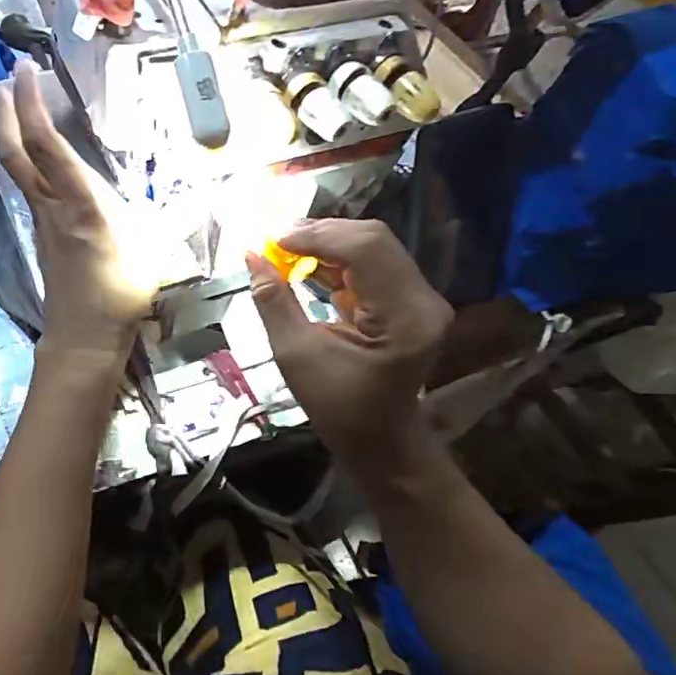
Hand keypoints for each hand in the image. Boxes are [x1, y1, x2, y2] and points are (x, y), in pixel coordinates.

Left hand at [0, 59, 154, 362]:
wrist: (83, 337)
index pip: (48, 146)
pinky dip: (27, 161)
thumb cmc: (121, 294)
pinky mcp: (42, 235)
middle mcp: (52, 207)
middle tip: (5, 79)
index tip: (24, 70)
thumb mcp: (155, 252)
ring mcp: (42, 222)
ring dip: (11, 134)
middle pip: (16, 153)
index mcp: (80, 205)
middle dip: (6, 112)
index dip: (32, 106)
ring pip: (17, 170)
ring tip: (16, 107)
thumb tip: (210, 195)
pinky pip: (30, 187)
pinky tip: (41, 157)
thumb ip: (174, 217)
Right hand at [245, 219, 453, 470]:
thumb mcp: (295, 355)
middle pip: (373, 240)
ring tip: (287, 249)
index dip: (317, 237)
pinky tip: (309, 265)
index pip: (366, 251)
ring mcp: (422, 299)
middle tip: (277, 241)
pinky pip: (374, 265)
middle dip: (322, 234)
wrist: (380, 440)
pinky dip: (339, 260)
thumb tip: (252, 256)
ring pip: (374, 247)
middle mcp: (424, 300)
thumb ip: (274, 301)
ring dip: (329, 244)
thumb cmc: (337, 406)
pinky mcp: (412, 300)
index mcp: (404, 318)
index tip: (273, 242)